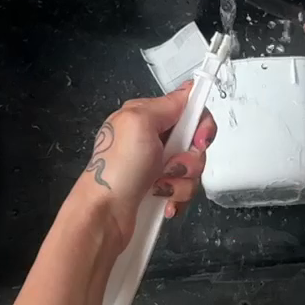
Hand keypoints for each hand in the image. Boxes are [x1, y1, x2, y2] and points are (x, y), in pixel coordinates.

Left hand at [69, 84, 217, 241]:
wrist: (104, 215)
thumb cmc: (116, 170)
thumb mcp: (140, 122)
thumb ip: (168, 104)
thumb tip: (189, 90)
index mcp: (146, 116)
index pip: (188, 108)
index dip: (200, 124)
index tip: (197, 139)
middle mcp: (151, 139)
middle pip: (195, 141)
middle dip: (191, 158)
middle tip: (171, 165)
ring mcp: (156, 165)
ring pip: (193, 168)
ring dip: (182, 180)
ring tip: (160, 186)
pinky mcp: (159, 188)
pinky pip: (185, 189)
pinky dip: (177, 196)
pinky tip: (161, 199)